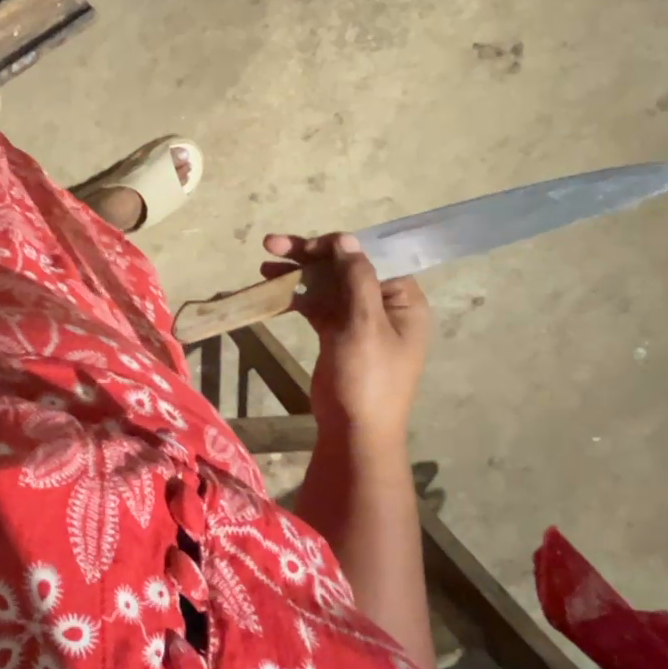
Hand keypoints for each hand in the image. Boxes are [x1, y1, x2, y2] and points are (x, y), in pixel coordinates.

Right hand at [262, 232, 430, 443]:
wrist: (355, 429)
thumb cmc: (368, 377)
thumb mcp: (365, 325)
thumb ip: (357, 279)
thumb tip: (346, 239)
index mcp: (403, 301)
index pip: (372, 258)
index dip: (338, 245)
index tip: (305, 244)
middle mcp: (383, 305)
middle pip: (344, 269)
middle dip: (309, 255)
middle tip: (272, 244)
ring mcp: (358, 321)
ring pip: (326, 285)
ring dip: (297, 273)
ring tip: (264, 264)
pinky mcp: (336, 334)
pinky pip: (316, 306)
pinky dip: (296, 296)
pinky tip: (273, 290)